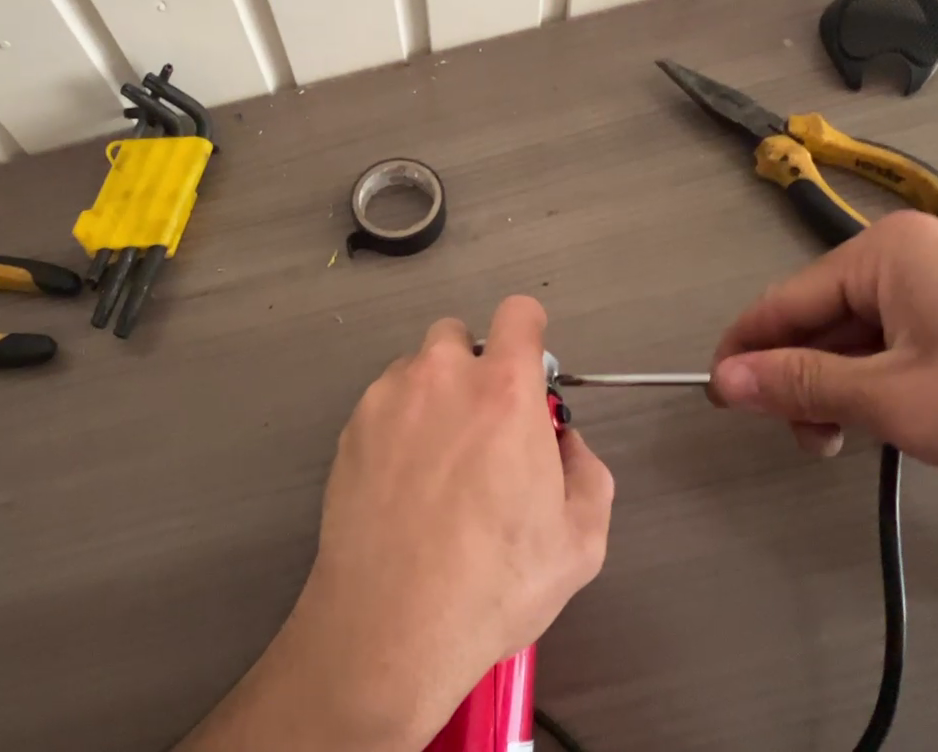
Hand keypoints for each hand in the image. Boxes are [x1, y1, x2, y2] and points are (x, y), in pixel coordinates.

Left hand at [177, 296, 613, 750]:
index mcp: (504, 392)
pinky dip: (398, 423)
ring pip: (417, 369)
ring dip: (434, 394)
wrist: (390, 624)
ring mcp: (387, 399)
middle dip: (475, 366)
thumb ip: (586, 471)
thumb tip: (564, 442)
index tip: (530, 362)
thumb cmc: (492, 584)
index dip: (529, 331)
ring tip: (440, 461)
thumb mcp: (580, 540)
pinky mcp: (351, 428)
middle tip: (484, 425)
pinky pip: (383, 403)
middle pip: (459, 335)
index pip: (518, 314)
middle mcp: (441, 378)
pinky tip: (405, 481)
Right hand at [711, 211, 937, 506]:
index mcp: (883, 253)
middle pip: (821, 318)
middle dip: (802, 379)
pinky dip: (887, 381)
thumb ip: (800, 384)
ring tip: (854, 441)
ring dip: (844, 386)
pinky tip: (901, 420)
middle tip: (809, 443)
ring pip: (863, 334)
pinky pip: (907, 341)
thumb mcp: (897, 401)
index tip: (721, 406)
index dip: (745, 356)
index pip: (781, 303)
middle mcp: (913, 252)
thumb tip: (721, 380)